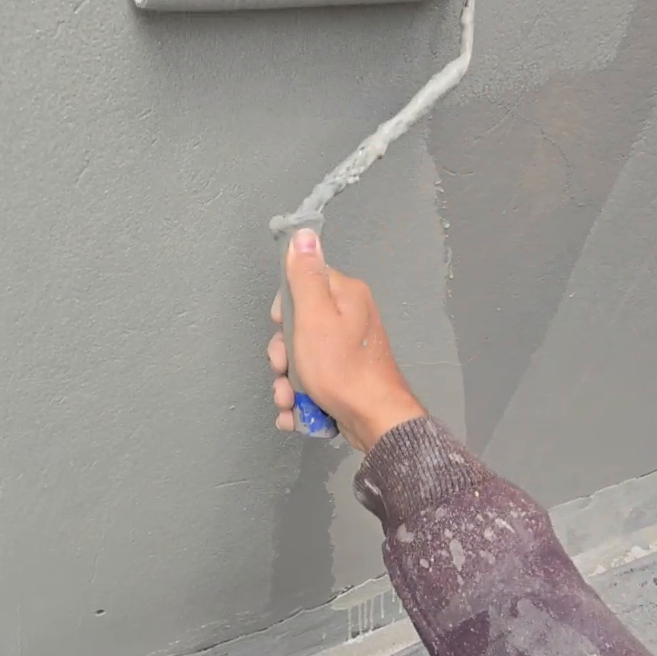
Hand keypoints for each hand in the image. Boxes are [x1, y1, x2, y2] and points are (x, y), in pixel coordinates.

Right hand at [268, 228, 426, 450]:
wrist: (374, 421)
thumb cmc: (344, 370)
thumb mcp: (314, 317)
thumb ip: (304, 276)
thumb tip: (302, 235)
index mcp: (345, 296)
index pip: (302, 284)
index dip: (284, 311)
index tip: (282, 329)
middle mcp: (348, 319)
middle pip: (296, 327)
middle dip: (282, 356)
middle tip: (285, 370)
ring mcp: (345, 351)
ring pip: (300, 359)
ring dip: (286, 383)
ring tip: (290, 400)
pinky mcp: (342, 378)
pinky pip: (310, 382)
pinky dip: (299, 400)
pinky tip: (296, 413)